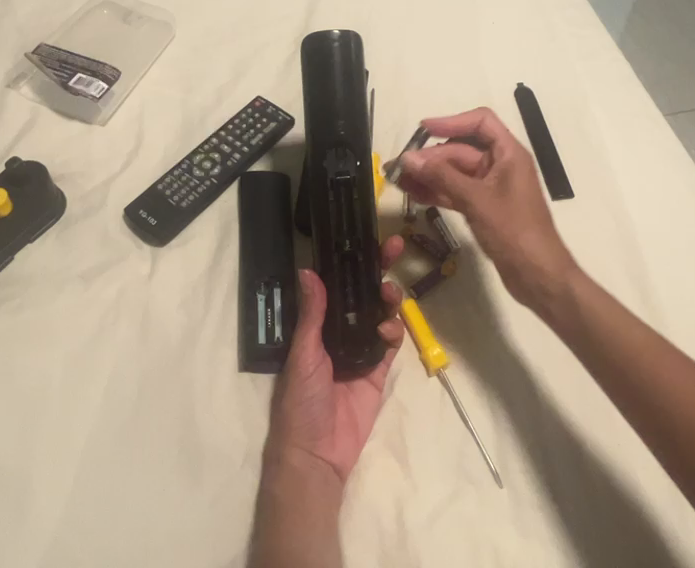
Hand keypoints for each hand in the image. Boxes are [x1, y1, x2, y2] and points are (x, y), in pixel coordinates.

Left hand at [264, 234, 406, 484]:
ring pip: (380, 314)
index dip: (351, 263)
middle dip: (378, 269)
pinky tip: (390, 328)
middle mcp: (339, 333)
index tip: (366, 240)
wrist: (316, 454)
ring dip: (388, 298)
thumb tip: (307, 271)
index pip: (336, 286)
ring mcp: (361, 351)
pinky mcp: (377, 371)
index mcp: (317, 327)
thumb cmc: (300, 402)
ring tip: (390, 292)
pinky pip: (390, 344)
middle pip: (363, 294)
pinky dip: (394, 331)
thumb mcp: (303, 355)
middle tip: (393, 247)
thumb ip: (312, 315)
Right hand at [394, 108, 580, 315]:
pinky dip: (437, 192)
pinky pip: (456, 192)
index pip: (481, 122)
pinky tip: (414, 194)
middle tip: (398, 166)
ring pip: (455, 173)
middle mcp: (500, 165)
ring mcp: (492, 187)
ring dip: (429, 175)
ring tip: (398, 180)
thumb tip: (408, 158)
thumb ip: (441, 176)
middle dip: (430, 156)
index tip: (423, 129)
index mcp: (509, 153)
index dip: (451, 122)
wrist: (537, 274)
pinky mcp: (484, 208)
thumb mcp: (476, 199)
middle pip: (461, 149)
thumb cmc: (513, 230)